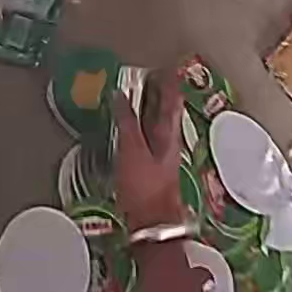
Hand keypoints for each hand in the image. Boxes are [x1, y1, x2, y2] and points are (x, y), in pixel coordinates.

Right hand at [112, 75, 187, 229]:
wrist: (151, 227)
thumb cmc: (144, 186)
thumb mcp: (132, 149)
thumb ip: (126, 121)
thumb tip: (119, 93)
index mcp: (169, 133)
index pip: (172, 99)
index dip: (169, 81)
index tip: (162, 65)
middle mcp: (169, 140)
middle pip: (166, 109)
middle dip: (159, 91)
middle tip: (149, 74)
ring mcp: (161, 154)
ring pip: (157, 121)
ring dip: (150, 105)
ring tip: (138, 91)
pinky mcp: (151, 165)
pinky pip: (148, 134)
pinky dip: (140, 121)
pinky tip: (131, 122)